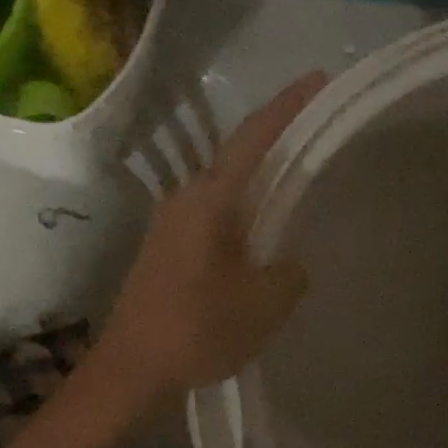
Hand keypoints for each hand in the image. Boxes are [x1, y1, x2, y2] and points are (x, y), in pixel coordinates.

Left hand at [84, 72, 326, 416]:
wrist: (131, 367)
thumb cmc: (198, 329)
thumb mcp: (263, 303)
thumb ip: (287, 272)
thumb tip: (285, 261)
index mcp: (208, 200)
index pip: (252, 138)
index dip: (286, 107)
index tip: (316, 79)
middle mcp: (184, 199)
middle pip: (235, 156)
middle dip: (275, 138)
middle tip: (316, 127)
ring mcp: (169, 223)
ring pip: (222, 187)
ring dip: (257, 178)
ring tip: (297, 176)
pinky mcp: (165, 248)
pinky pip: (212, 213)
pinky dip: (241, 209)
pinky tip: (261, 228)